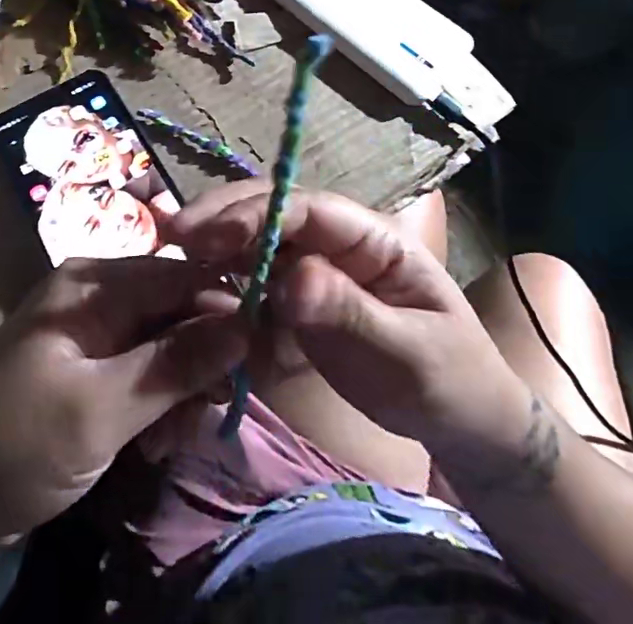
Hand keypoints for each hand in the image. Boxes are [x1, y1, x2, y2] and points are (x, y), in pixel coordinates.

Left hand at [0, 255, 245, 601]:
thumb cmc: (11, 447)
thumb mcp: (99, 410)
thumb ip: (174, 364)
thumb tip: (248, 324)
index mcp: (96, 284)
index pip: (187, 275)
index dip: (229, 312)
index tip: (261, 362)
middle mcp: (100, 293)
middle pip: (182, 309)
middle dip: (203, 363)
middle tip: (205, 420)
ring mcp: (96, 329)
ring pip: (170, 343)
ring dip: (183, 391)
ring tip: (171, 443)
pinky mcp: (93, 364)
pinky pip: (147, 367)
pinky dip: (160, 402)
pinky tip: (155, 443)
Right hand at [162, 181, 526, 455]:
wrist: (460, 420)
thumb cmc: (449, 378)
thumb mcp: (410, 352)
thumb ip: (352, 314)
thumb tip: (292, 279)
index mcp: (373, 238)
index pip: (308, 210)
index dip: (255, 214)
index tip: (206, 234)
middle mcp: (338, 244)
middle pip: (274, 214)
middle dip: (224, 218)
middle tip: (173, 235)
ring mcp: (316, 272)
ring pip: (258, 244)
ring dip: (217, 247)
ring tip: (172, 259)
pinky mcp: (301, 303)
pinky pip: (257, 285)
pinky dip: (227, 287)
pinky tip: (198, 297)